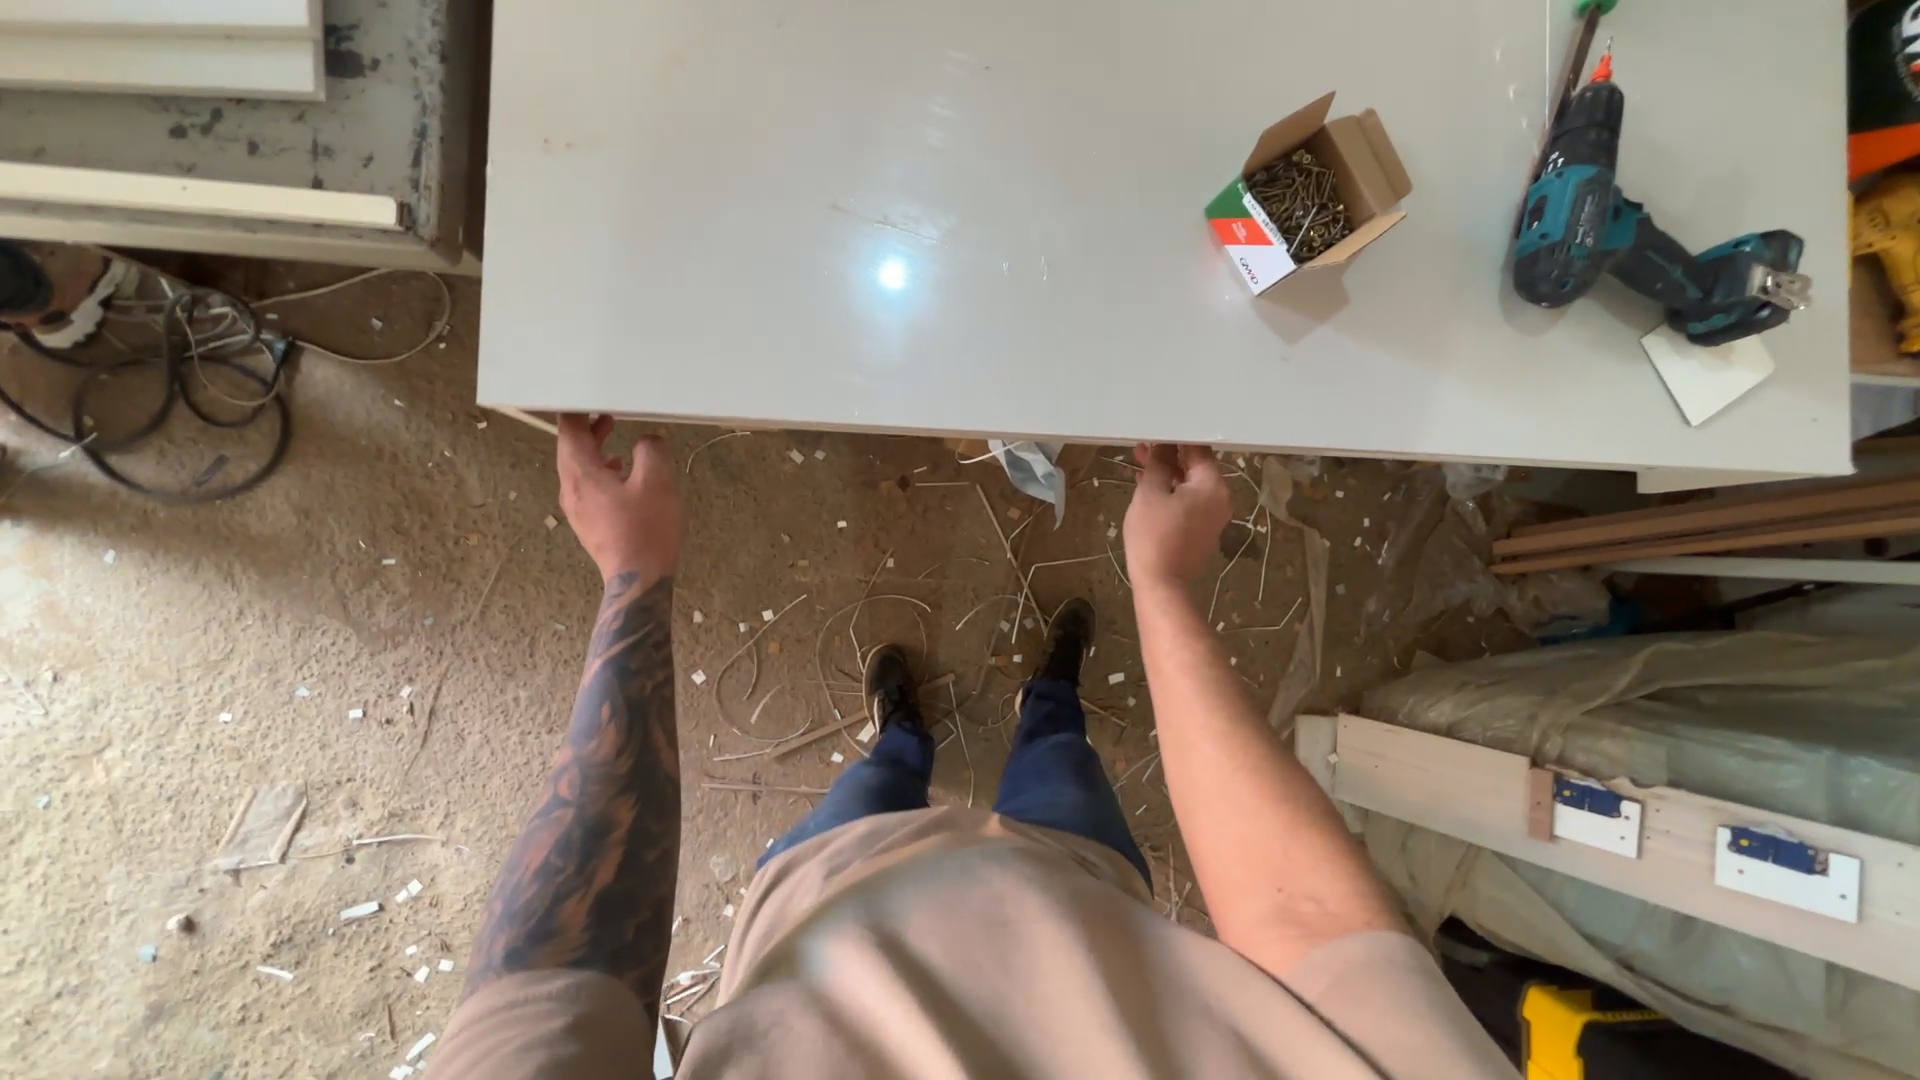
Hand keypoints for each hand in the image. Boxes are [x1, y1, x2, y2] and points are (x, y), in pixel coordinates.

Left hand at [557, 414, 683, 585]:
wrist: (639, 579)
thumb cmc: (646, 528)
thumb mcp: (658, 482)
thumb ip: (651, 451)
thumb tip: (648, 440)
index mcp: (581, 474)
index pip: (569, 431)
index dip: (578, 410)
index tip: (590, 395)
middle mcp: (571, 489)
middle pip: (570, 449)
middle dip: (587, 428)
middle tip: (607, 411)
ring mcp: (578, 509)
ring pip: (579, 469)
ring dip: (596, 450)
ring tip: (615, 436)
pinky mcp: (590, 524)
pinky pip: (588, 487)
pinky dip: (601, 471)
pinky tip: (622, 475)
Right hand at [1123, 443, 1230, 588]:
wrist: (1162, 583)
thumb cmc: (1154, 535)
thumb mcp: (1150, 493)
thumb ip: (1159, 464)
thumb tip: (1164, 444)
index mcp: (1212, 484)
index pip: (1198, 449)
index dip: (1176, 436)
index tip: (1157, 429)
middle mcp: (1219, 497)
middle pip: (1195, 466)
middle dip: (1170, 455)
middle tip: (1143, 446)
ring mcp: (1212, 515)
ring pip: (1190, 484)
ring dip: (1168, 473)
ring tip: (1141, 463)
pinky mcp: (1201, 530)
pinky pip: (1188, 501)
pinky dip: (1171, 491)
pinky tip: (1149, 486)